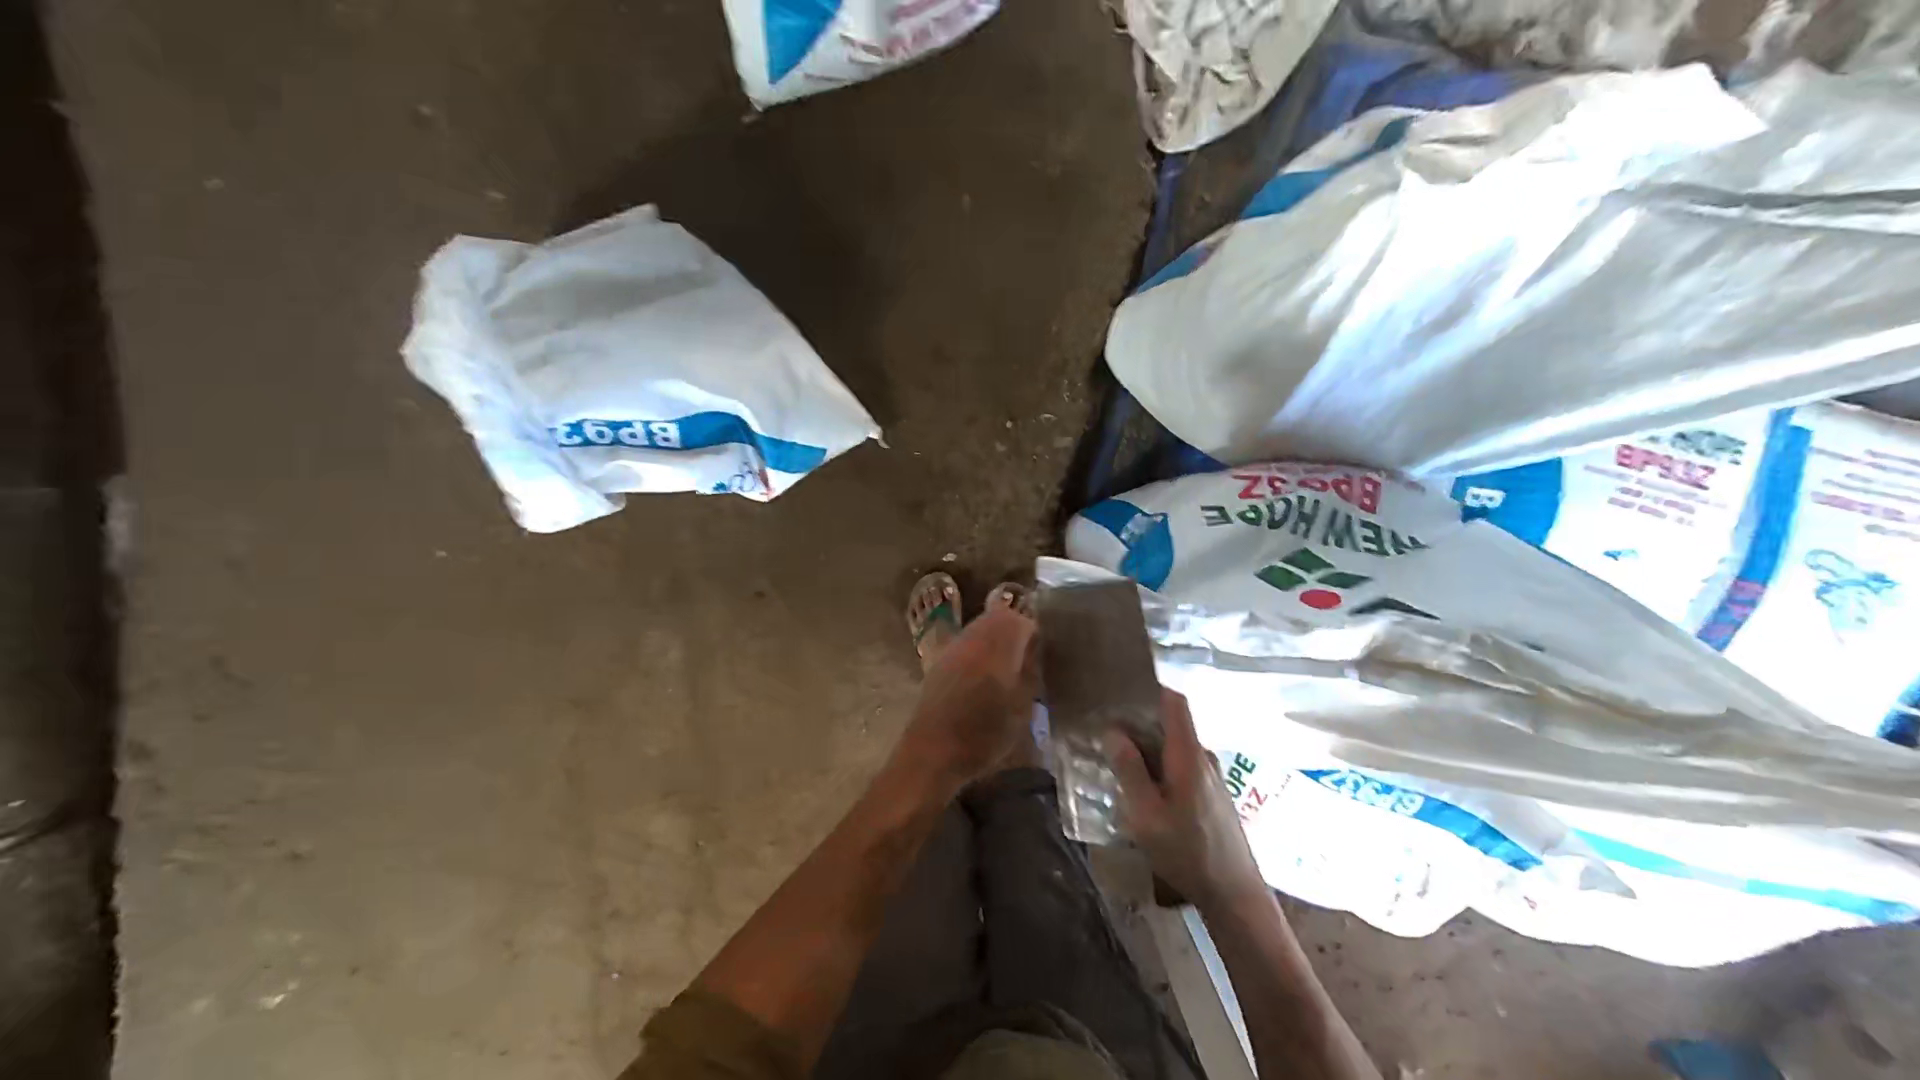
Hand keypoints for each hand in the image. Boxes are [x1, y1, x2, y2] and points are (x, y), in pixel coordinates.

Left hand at [894, 606, 1036, 788]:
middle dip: (1016, 636)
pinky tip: (982, 681)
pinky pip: (966, 646)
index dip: (1036, 638)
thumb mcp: (1023, 705)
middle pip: (1000, 618)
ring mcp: (953, 645)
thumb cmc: (985, 731)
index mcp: (999, 640)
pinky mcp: (938, 661)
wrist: (933, 751)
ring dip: (996, 643)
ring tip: (1006, 673)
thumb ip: (1031, 672)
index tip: (1043, 660)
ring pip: (981, 630)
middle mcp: (974, 634)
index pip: (1025, 621)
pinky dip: (978, 655)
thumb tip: (1035, 653)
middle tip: (1027, 664)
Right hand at [1103, 689, 1266, 909]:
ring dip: (1149, 744)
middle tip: (1106, 722)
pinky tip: (1141, 782)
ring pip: (1175, 745)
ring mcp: (1211, 776)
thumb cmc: (1187, 852)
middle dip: (1140, 718)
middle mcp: (1203, 758)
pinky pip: (1181, 763)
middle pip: (1172, 722)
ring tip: (1117, 751)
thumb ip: (1130, 771)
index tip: (1124, 683)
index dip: (1152, 686)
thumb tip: (1113, 732)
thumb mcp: (1146, 815)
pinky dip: (1160, 763)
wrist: (1234, 893)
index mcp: (1188, 755)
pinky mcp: (1212, 794)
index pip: (1175, 702)